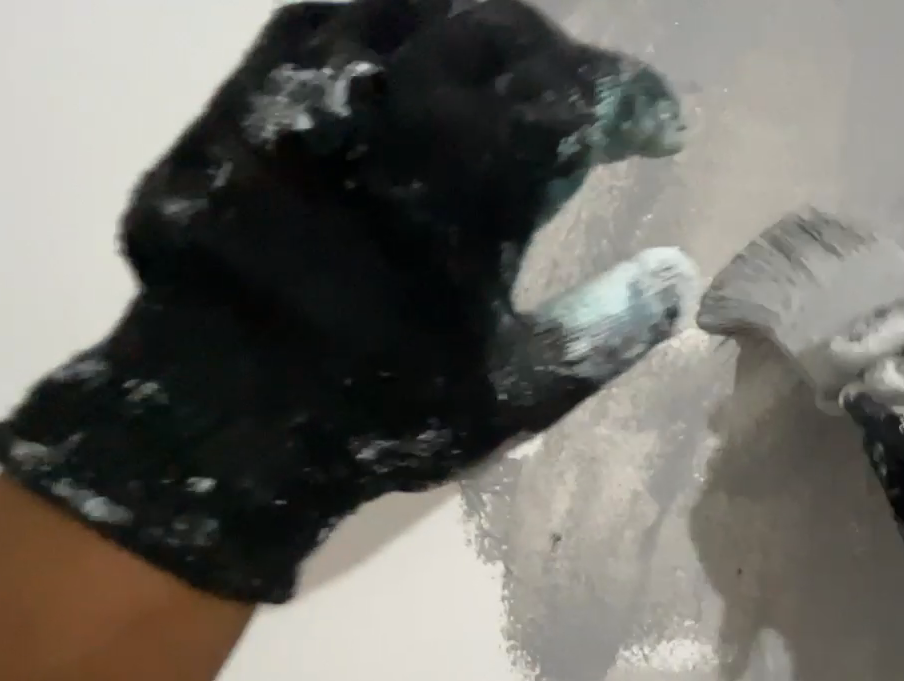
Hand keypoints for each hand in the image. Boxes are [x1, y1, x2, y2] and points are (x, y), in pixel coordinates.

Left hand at [0, 0, 694, 602]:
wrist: (223, 417)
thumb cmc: (387, 412)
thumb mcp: (522, 394)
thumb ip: (611, 329)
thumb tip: (680, 273)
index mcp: (476, 184)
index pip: (584, 98)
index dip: (637, 105)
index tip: (663, 132)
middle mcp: (401, 107)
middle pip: (510, 36)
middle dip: (570, 65)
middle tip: (592, 109)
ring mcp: (317, 88)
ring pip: (423, 6)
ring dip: (487, 35)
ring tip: (512, 77)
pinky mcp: (251, 91)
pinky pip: (336, 14)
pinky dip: (398, 26)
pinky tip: (416, 63)